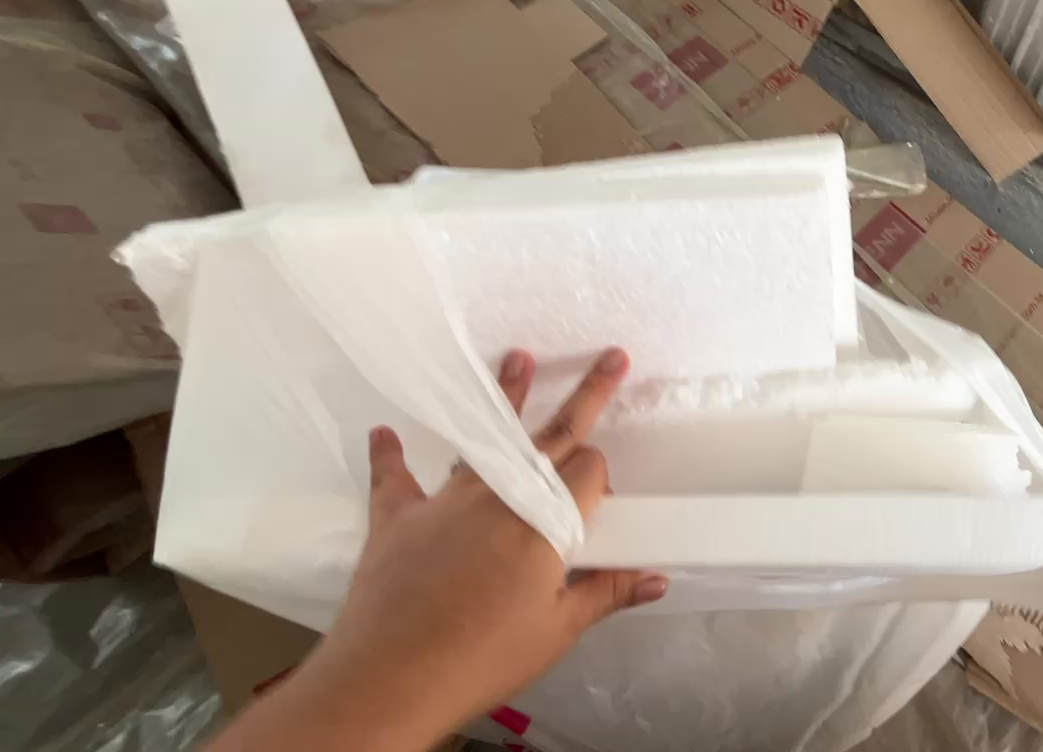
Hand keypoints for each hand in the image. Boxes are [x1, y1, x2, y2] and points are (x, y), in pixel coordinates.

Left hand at [209, 347, 666, 751]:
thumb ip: (609, 593)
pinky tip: (382, 433)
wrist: (383, 685)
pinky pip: (394, 478)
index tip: (598, 504)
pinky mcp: (399, 517)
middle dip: (590, 392)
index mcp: (545, 521)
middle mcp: (502, 495)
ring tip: (519, 357)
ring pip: (484, 437)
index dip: (601, 479)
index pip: (591, 470)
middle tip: (613, 357)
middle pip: (556, 433)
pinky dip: (389, 456)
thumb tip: (660, 578)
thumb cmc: (480, 658)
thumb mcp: (557, 630)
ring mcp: (448, 500)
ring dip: (504, 396)